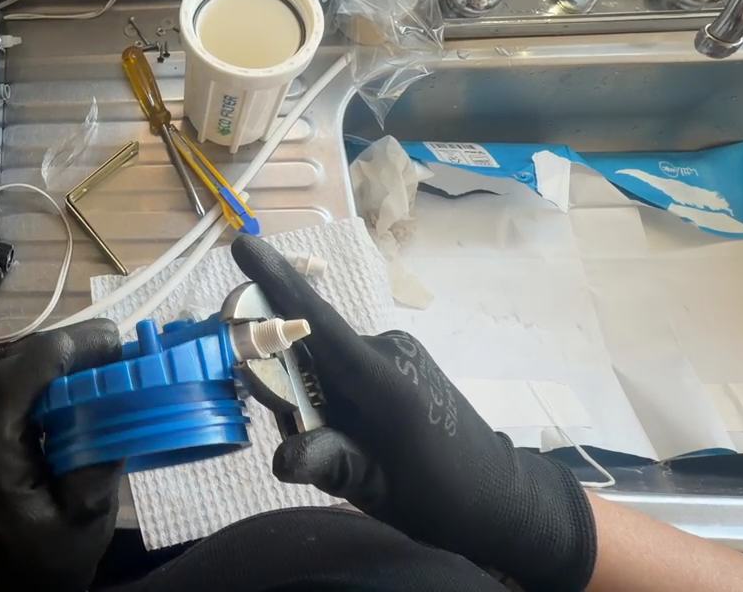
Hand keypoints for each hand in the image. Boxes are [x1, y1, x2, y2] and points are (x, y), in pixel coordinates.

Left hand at [0, 320, 123, 591]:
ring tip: (106, 346)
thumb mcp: (83, 522)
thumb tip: (117, 420)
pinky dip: (61, 360)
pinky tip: (92, 361)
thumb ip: (93, 476)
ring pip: (21, 363)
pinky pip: (32, 373)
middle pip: (14, 367)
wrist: (36, 560)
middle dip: (61, 344)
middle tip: (110, 339)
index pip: (10, 391)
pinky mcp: (15, 412)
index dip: (48, 359)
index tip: (96, 344)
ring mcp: (0, 417)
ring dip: (62, 347)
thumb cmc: (57, 546)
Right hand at [233, 235, 596, 591]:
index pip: (316, 319)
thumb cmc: (435, 496)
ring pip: (326, 351)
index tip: (242, 245)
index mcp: (379, 380)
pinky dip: (330, 378)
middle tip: (283, 410)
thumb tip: (279, 458)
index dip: (275, 281)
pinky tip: (348, 419)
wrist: (501, 496)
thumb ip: (328, 464)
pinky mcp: (401, 350)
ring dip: (310, 378)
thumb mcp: (375, 489)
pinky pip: (345, 355)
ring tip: (331, 431)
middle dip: (281, 364)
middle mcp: (386, 347)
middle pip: (308, 340)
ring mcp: (396, 344)